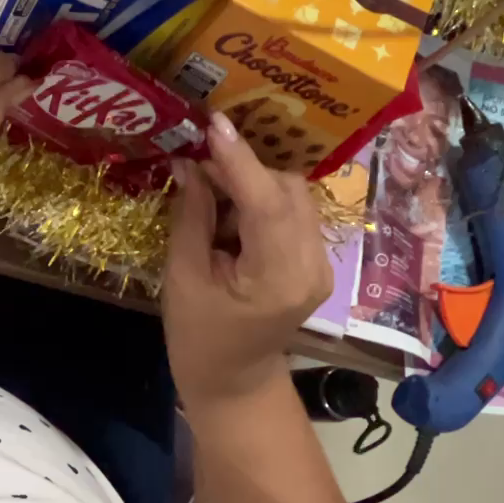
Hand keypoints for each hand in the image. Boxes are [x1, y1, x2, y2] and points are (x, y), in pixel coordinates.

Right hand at [163, 112, 332, 414]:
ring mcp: (321, 263)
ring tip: (212, 188)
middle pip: (288, 191)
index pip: (265, 203)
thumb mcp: (183, 278)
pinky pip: (293, 212)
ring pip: (294, 196)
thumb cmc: (197, 337)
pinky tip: (232, 209)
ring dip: (253, 183)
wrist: (232, 380)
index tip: (213, 123)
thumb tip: (190, 164)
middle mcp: (312, 265)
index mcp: (278, 278)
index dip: (239, 160)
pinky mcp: (315, 261)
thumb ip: (192, 218)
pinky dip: (262, 200)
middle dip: (244, 169)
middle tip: (199, 159)